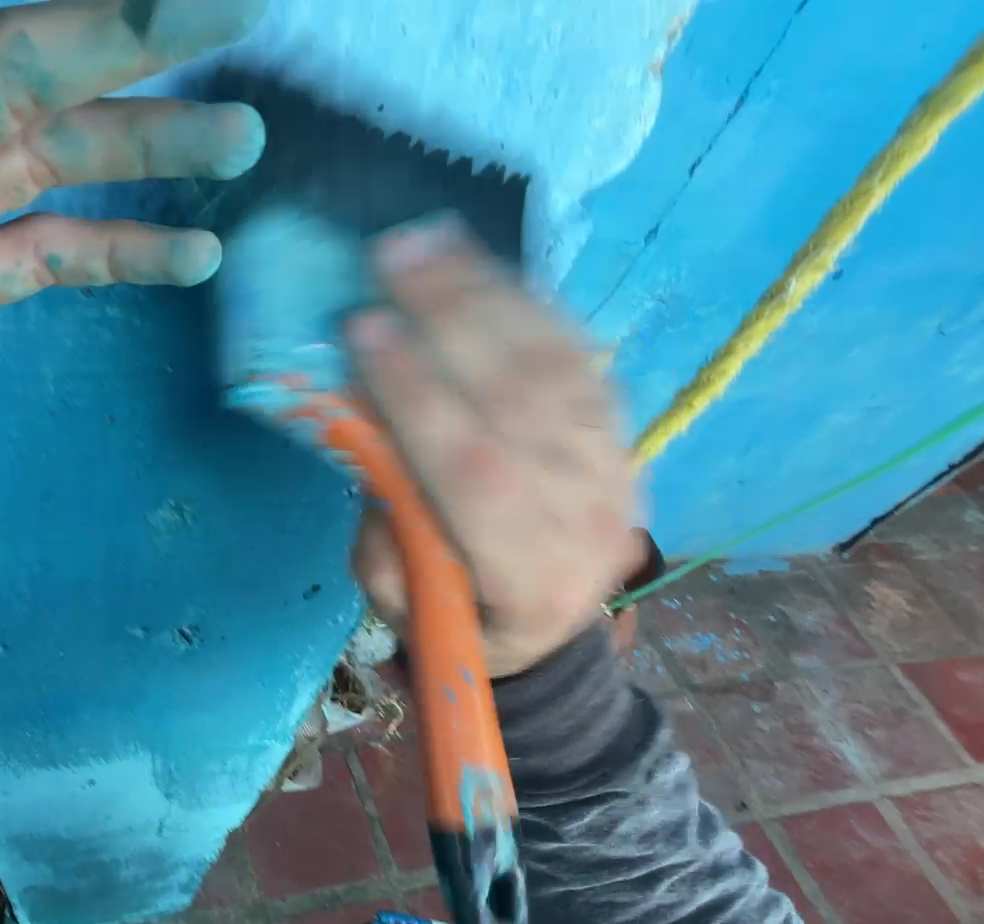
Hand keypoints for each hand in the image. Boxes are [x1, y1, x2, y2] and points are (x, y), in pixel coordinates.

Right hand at [346, 218, 639, 676]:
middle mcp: (585, 514)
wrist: (552, 621)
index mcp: (526, 577)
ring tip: (427, 242)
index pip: (475, 473)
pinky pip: (576, 352)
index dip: (418, 398)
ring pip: (555, 365)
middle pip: (523, 402)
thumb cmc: (459, 617)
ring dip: (486, 294)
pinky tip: (477, 264)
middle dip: (451, 321)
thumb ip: (383, 531)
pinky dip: (525, 302)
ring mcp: (612, 465)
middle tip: (391, 258)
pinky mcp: (618, 430)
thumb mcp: (401, 601)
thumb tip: (366, 432)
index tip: (364, 332)